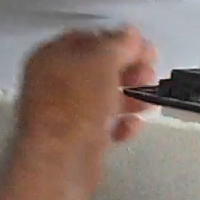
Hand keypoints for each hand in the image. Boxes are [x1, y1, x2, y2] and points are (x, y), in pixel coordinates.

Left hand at [15, 27, 157, 186]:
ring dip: (129, 97)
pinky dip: (121, 125)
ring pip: (102, 99)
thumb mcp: (101, 62)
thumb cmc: (74, 107)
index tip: (141, 47)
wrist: (61, 163)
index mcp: (50, 58)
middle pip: (97, 70)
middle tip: (149, 73)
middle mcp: (53, 85)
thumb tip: (129, 36)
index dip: (117, 40)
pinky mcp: (76, 142)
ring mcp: (64, 115)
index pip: (87, 39)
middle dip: (127, 70)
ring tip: (149, 101)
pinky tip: (132, 125)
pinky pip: (103, 127)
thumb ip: (118, 45)